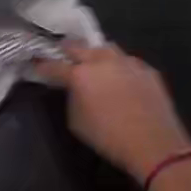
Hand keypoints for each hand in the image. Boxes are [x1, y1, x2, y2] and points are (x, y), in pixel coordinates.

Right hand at [34, 43, 190, 182]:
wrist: (155, 145)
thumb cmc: (109, 138)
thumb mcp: (76, 122)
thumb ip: (71, 98)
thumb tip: (72, 89)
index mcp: (80, 75)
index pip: (53, 65)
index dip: (42, 65)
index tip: (35, 64)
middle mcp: (102, 61)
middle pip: (77, 46)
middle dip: (66, 51)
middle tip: (63, 58)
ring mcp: (127, 62)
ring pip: (105, 48)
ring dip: (95, 54)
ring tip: (94, 64)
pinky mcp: (147, 70)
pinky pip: (127, 61)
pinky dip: (119, 66)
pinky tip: (120, 78)